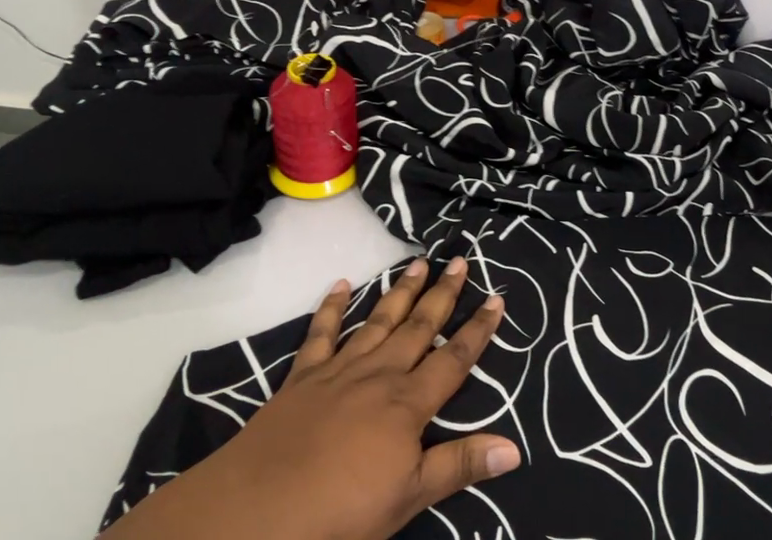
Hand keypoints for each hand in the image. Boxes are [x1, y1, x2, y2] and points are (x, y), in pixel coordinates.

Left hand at [102, 257, 518, 539]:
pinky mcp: (302, 378)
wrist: (257, 509)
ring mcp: (338, 372)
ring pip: (377, 322)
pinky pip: (321, 334)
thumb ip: (459, 465)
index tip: (496, 298)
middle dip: (442, 295)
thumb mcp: (408, 497)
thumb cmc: (341, 511)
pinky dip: (331, 308)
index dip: (478, 330)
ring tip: (417, 263)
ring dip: (399, 292)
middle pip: (418, 328)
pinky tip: (340, 286)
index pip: (453, 359)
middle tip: (459, 261)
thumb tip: (514, 448)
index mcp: (407, 404)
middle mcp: (378, 375)